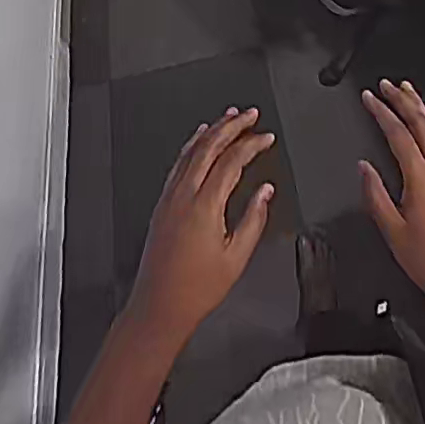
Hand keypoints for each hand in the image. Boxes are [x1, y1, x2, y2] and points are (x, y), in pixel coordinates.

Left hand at [128, 107, 275, 337]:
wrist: (157, 309)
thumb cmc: (195, 289)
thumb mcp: (236, 257)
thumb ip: (254, 218)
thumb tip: (265, 191)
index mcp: (204, 206)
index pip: (232, 161)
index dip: (252, 144)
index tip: (266, 137)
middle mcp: (184, 195)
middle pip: (210, 146)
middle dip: (233, 125)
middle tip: (251, 114)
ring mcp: (170, 197)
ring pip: (193, 150)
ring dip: (213, 129)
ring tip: (230, 116)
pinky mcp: (162, 203)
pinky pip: (179, 162)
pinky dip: (192, 144)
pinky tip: (199, 137)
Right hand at [359, 81, 424, 299]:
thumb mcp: (392, 232)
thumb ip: (375, 195)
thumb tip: (364, 169)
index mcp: (420, 178)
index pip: (398, 133)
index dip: (382, 112)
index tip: (369, 98)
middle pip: (420, 122)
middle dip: (401, 99)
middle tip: (386, 85)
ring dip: (421, 106)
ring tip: (408, 90)